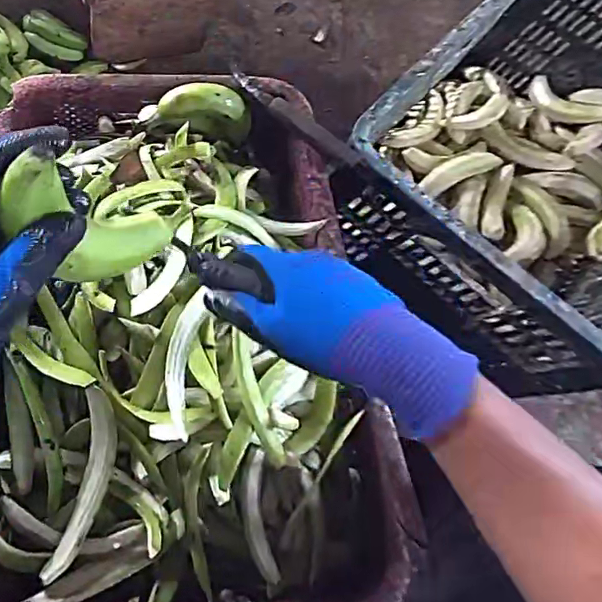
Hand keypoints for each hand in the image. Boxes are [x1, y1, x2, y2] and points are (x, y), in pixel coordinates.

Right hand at [203, 245, 479, 439]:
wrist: (388, 347)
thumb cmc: (320, 340)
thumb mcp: (273, 331)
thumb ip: (242, 311)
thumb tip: (213, 295)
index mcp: (285, 267)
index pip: (251, 254)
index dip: (235, 263)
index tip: (226, 278)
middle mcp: (312, 259)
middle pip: (281, 265)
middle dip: (270, 284)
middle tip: (267, 312)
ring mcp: (341, 268)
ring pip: (308, 276)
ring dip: (299, 292)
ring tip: (302, 325)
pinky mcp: (363, 283)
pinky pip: (333, 286)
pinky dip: (324, 300)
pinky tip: (330, 326)